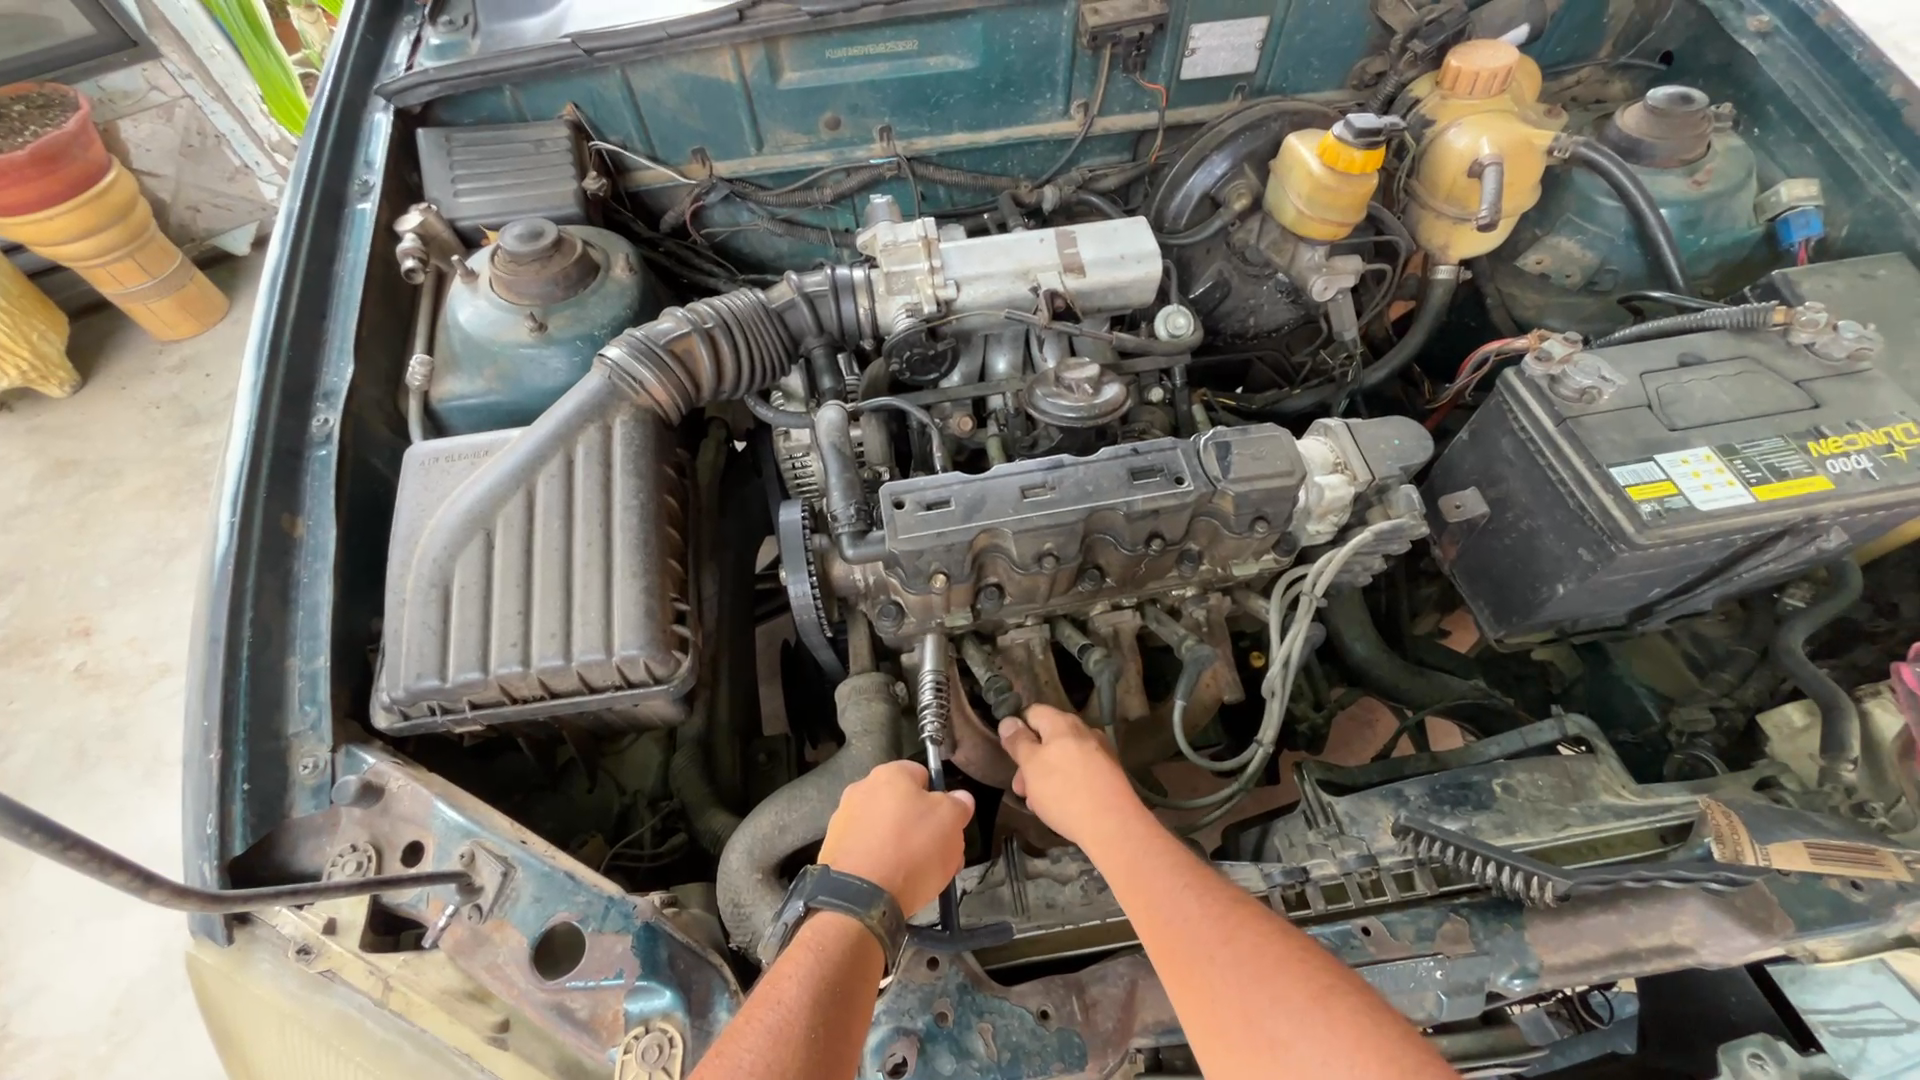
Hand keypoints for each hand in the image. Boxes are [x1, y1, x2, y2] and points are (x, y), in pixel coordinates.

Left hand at [818, 760, 974, 913]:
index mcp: (890, 774)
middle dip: (923, 827)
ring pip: (885, 830)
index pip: (923, 775)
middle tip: (940, 856)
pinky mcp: (833, 850)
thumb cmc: (911, 850)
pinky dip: (880, 862)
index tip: (949, 824)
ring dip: (901, 846)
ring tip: (918, 877)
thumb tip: (961, 797)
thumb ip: (958, 804)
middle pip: (903, 805)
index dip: (940, 798)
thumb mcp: (950, 822)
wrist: (858, 900)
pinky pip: (867, 851)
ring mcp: (843, 820)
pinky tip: (892, 884)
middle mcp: (861, 789)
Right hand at [999, 705, 1146, 850]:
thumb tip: (1008, 720)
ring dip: (1044, 777)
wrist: (1114, 826)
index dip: (1017, 729)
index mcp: (1063, 723)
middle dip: (1029, 762)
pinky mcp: (1109, 775)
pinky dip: (1065, 784)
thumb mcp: (1031, 765)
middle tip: (1020, 789)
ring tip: (1037, 804)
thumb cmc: (1064, 792)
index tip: (1009, 754)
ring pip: (1062, 758)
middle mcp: (1084, 731)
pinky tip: (1059, 806)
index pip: (1032, 712)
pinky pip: (1079, 772)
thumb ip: (1018, 741)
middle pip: (1048, 738)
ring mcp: (1099, 753)